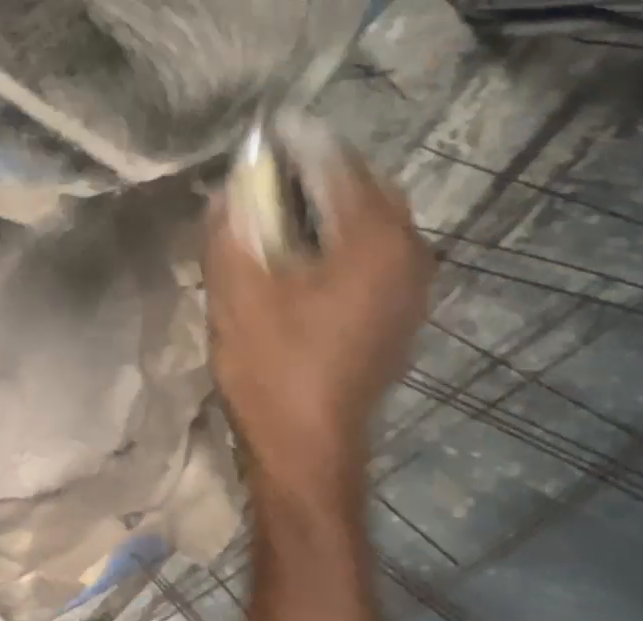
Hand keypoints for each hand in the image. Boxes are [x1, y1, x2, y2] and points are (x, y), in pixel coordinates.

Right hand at [204, 152, 431, 498]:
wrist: (307, 452)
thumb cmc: (272, 374)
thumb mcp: (237, 300)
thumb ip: (233, 234)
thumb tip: (231, 188)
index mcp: (376, 239)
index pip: (338, 165)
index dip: (295, 150)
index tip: (259, 145)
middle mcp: (410, 252)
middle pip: (360, 193)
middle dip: (312, 183)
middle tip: (262, 189)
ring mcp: (411, 289)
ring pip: (367, 230)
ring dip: (324, 219)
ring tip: (276, 228)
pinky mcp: (397, 319)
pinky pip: (370, 263)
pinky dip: (336, 253)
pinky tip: (299, 273)